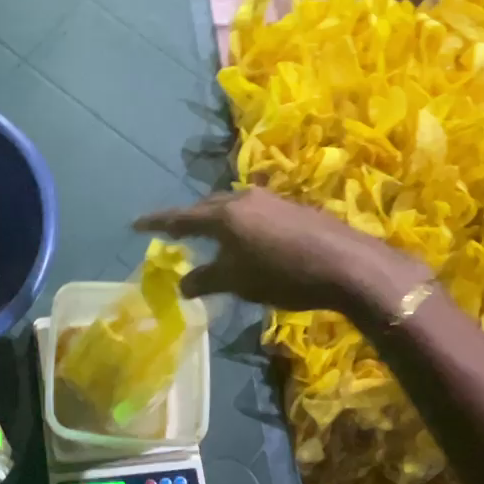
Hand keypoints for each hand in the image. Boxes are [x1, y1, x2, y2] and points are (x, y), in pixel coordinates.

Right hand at [135, 188, 428, 312]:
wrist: (347, 265)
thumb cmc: (283, 274)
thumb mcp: (238, 282)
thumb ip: (206, 280)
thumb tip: (182, 285)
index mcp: (223, 214)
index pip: (180, 217)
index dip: (156, 223)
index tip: (135, 224)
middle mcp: (242, 198)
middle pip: (207, 207)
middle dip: (189, 221)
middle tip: (176, 235)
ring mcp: (269, 200)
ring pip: (232, 208)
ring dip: (217, 222)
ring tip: (211, 240)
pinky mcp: (291, 208)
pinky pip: (252, 213)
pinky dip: (240, 226)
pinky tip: (247, 242)